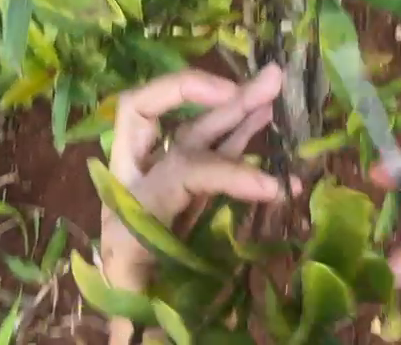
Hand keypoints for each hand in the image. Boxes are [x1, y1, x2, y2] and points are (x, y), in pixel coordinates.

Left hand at [98, 67, 291, 330]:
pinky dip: (238, 131)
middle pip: (166, 119)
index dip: (223, 173)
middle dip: (210, 93)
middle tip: (266, 81)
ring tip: (273, 82)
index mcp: (127, 216)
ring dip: (235, 104)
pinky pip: (208, 148)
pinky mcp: (179, 188)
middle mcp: (136, 183)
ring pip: (195, 129)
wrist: (128, 327)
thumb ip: (170, 308)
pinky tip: (264, 116)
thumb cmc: (139, 318)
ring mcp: (157, 180)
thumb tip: (206, 302)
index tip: (271, 188)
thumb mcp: (152, 319)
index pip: (177, 174)